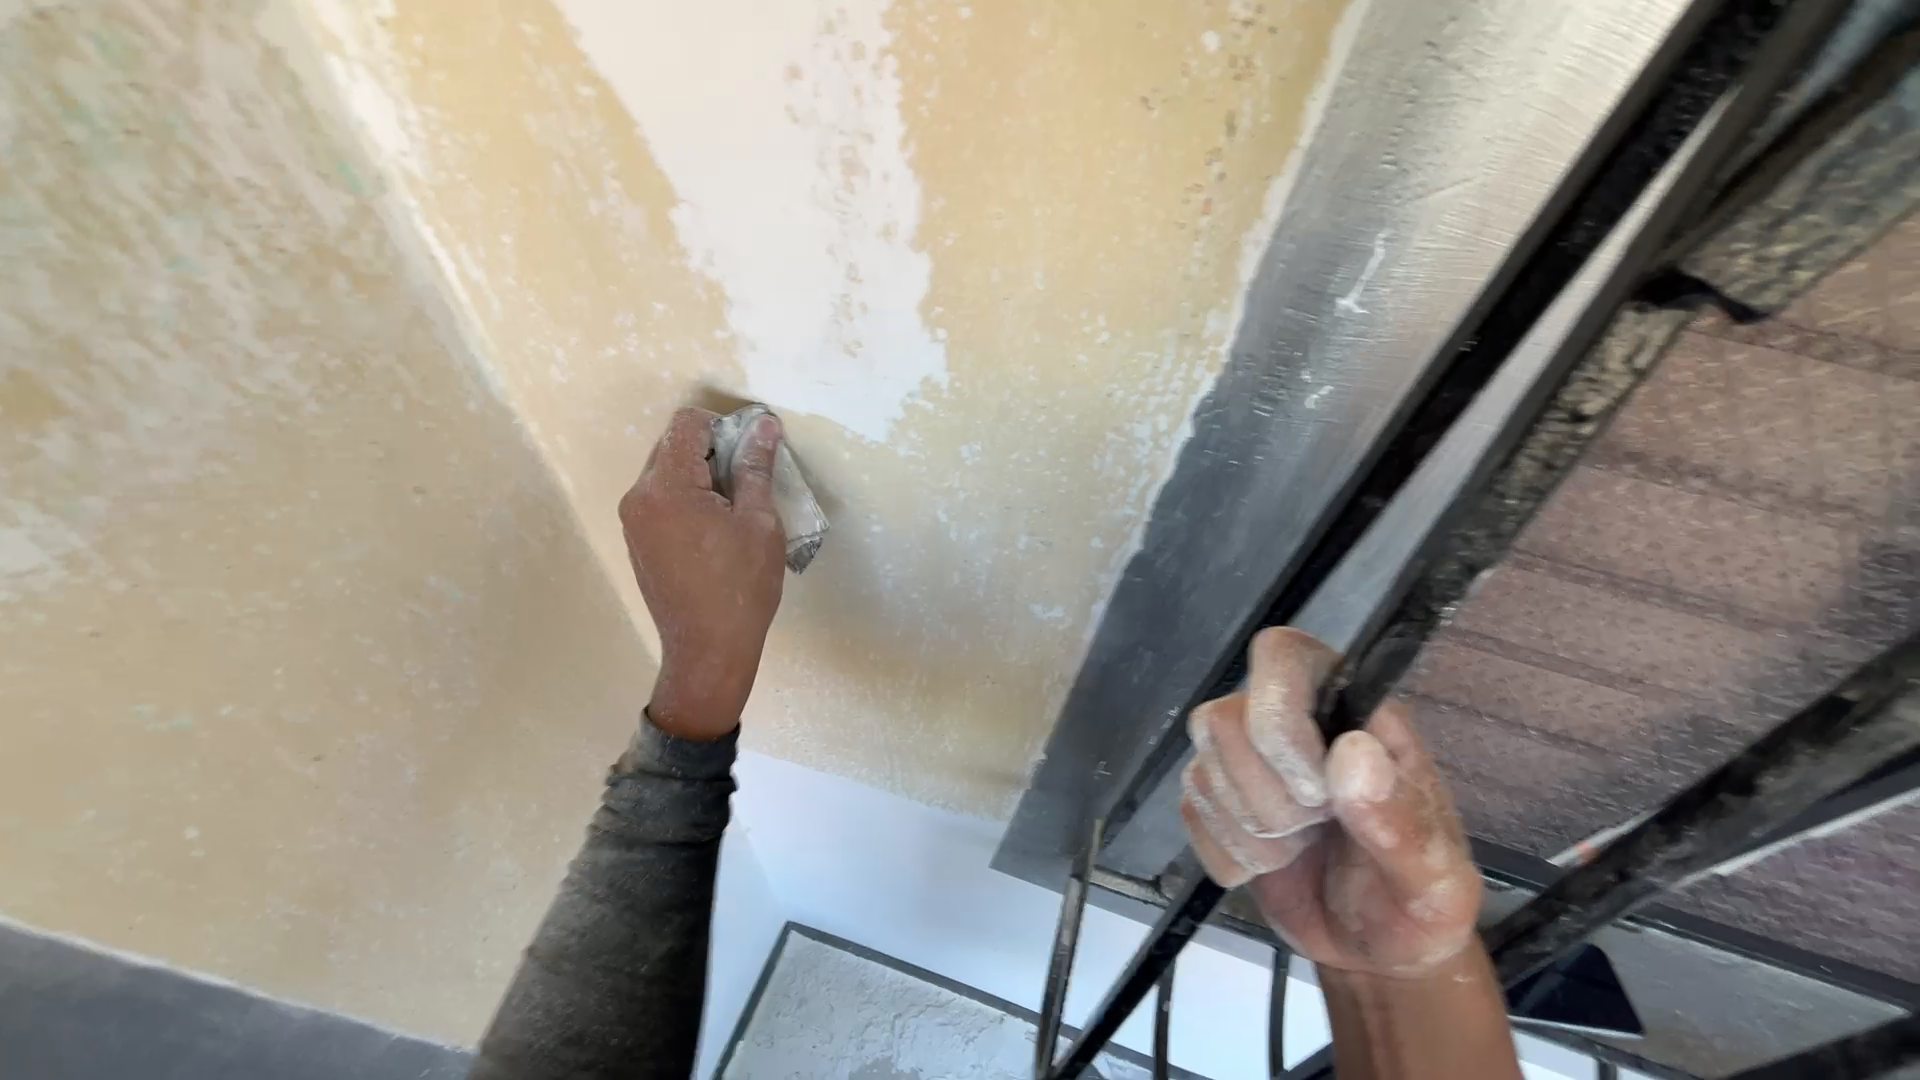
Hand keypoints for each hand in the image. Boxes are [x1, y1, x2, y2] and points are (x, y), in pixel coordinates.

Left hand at [619, 407, 786, 739]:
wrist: (709, 650)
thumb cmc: (742, 586)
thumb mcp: (759, 522)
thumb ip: (756, 467)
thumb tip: (764, 425)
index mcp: (666, 487)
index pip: (687, 424)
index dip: (724, 427)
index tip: (752, 454)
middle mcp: (639, 497)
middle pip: (674, 445)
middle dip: (713, 451)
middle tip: (749, 483)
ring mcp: (633, 521)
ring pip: (668, 473)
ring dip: (702, 477)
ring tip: (735, 511)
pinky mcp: (638, 540)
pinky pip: (662, 499)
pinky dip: (689, 499)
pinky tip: (716, 532)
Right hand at [1180, 627, 1481, 976]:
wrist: (1370, 956)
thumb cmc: (1414, 906)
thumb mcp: (1435, 879)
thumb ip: (1402, 820)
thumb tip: (1354, 753)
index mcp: (1347, 712)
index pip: (1282, 654)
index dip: (1278, 718)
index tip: (1315, 793)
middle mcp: (1288, 720)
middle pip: (1226, 717)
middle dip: (1267, 797)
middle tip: (1315, 832)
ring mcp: (1243, 759)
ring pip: (1202, 763)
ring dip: (1250, 830)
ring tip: (1297, 852)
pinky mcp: (1213, 800)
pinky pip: (1189, 810)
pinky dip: (1228, 853)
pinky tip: (1268, 865)